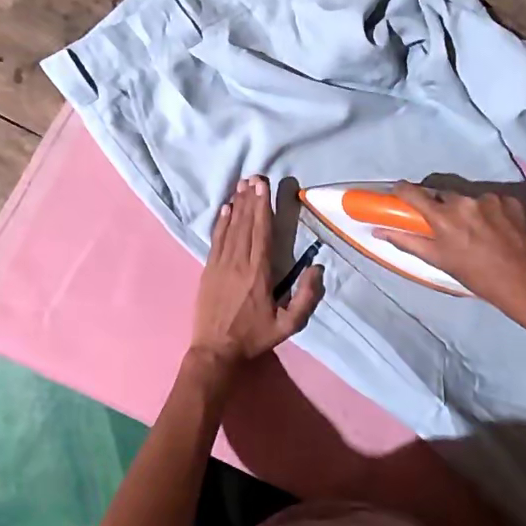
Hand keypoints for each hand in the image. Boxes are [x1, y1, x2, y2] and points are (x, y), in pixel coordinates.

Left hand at [188, 176, 323, 380]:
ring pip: (229, 228)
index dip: (263, 208)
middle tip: (254, 176)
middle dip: (250, 199)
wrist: (215, 350)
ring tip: (241, 184)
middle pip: (245, 224)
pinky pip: (216, 240)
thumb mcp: (288, 325)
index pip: (262, 233)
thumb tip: (317, 269)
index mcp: (259, 273)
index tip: (264, 187)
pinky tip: (224, 209)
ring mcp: (220, 264)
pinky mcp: (208, 269)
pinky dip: (220, 223)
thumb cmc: (254, 337)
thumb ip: (306, 298)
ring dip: (236, 205)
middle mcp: (238, 263)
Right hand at [376, 183, 525, 313]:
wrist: (523, 279)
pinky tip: (495, 227)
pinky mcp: (510, 200)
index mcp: (442, 216)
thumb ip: (406, 241)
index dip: (402, 191)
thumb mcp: (437, 260)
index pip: (412, 192)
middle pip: (442, 194)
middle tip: (445, 224)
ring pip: (468, 198)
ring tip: (476, 229)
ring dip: (466, 208)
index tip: (398, 193)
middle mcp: (464, 201)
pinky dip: (489, 210)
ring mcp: (489, 199)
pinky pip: (490, 201)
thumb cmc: (474, 274)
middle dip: (440, 205)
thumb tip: (378, 231)